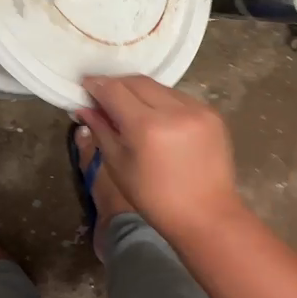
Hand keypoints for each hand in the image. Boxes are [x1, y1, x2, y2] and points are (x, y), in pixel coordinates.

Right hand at [76, 74, 245, 230]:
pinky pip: (179, 98)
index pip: (114, 90)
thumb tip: (84, 108)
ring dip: (139, 92)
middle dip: (117, 84)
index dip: (96, 85)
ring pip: (159, 87)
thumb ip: (101, 131)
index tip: (84, 85)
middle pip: (137, 82)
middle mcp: (174, 110)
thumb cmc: (154, 198)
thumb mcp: (118, 165)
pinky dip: (161, 101)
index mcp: (146, 126)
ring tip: (128, 107)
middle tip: (103, 94)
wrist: (206, 215)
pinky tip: (155, 117)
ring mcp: (197, 110)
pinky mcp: (212, 114)